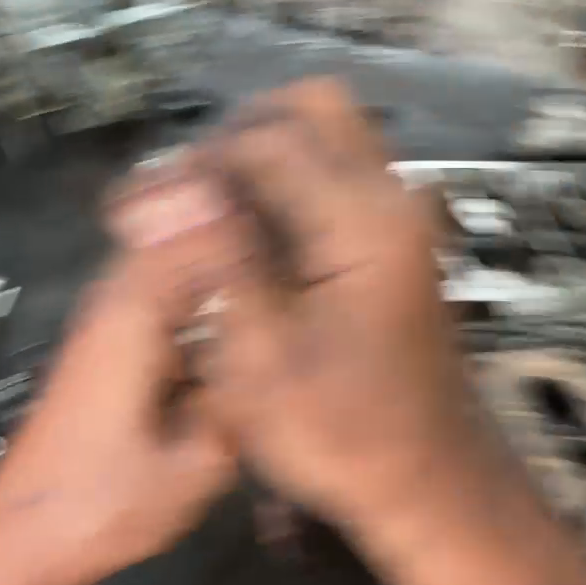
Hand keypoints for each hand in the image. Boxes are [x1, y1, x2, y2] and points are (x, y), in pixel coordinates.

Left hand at [0, 163, 244, 584]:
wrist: (22, 539)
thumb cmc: (105, 502)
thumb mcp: (196, 467)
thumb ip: (238, 407)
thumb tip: (261, 367)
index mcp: (136, 316)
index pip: (197, 242)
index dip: (246, 231)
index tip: (293, 235)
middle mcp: (114, 306)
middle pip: (178, 246)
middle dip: (229, 242)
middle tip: (286, 248)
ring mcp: (101, 326)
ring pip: (163, 271)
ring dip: (207, 267)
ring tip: (265, 273)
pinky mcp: (99, 351)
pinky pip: (152, 301)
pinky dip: (188, 298)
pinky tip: (224, 320)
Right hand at [199, 79, 511, 533]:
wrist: (431, 478)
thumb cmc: (344, 435)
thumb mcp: (260, 361)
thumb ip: (217, 261)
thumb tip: (168, 189)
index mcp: (361, 223)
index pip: (266, 139)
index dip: (199, 162)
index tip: (154, 204)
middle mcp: (392, 198)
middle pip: (311, 105)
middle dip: (240, 133)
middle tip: (191, 190)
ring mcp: (402, 212)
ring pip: (330, 130)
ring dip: (266, 151)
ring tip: (213, 208)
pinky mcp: (397, 234)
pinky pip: (339, 168)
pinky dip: (291, 176)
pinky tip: (252, 231)